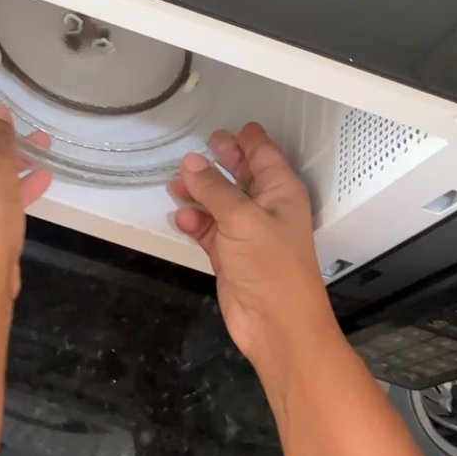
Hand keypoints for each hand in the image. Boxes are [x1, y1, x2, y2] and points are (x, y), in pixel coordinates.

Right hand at [170, 124, 338, 371]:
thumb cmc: (271, 266)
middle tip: (195, 150)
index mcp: (281, 192)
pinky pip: (208, 228)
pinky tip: (182, 217)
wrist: (277, 326)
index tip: (221, 129)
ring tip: (175, 184)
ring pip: (219, 201)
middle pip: (240, 174)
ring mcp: (247, 232)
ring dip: (199, 192)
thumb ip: (213, 188)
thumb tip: (190, 162)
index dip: (244, 139)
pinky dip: (195, 221)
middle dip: (217, 162)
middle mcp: (265, 207)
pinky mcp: (230, 255)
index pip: (263, 153)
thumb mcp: (242, 218)